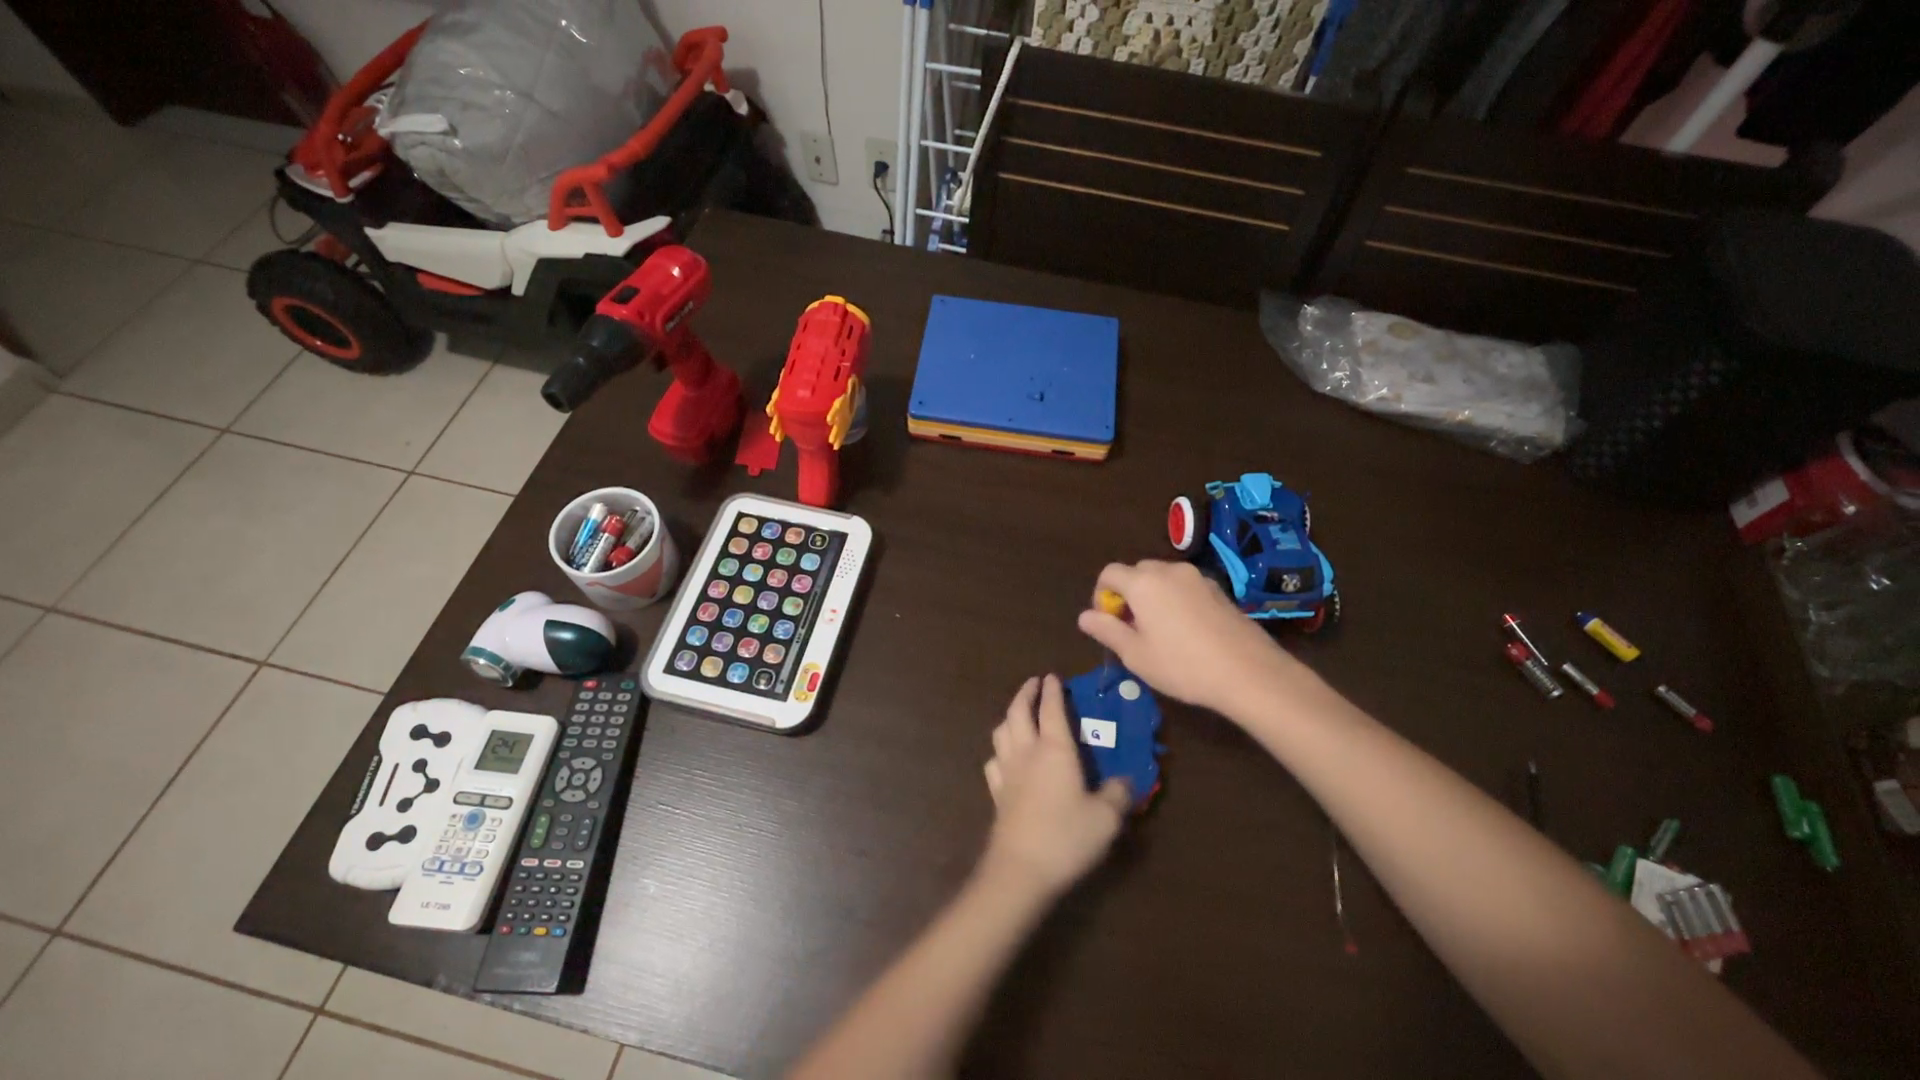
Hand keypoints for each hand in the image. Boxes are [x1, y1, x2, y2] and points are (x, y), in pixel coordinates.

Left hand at [981, 676, 1129, 897]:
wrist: (1020, 871)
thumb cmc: (1067, 837)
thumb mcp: (1106, 818)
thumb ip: (1118, 795)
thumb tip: (1126, 781)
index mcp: (1055, 749)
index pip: (1052, 709)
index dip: (1053, 691)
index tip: (1053, 677)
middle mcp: (1026, 753)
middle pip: (1018, 713)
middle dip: (1025, 694)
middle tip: (1033, 684)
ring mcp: (1007, 773)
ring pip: (1001, 733)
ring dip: (1009, 717)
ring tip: (1018, 715)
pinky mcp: (996, 795)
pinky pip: (994, 761)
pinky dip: (1000, 750)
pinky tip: (1005, 758)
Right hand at [1076, 560, 1305, 715]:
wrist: (1247, 672)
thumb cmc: (1182, 665)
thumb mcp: (1135, 655)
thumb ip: (1107, 630)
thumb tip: (1085, 616)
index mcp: (1143, 583)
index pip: (1109, 573)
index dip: (1101, 595)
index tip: (1108, 623)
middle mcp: (1169, 571)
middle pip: (1137, 572)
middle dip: (1128, 595)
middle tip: (1132, 629)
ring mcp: (1197, 578)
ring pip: (1163, 578)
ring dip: (1153, 596)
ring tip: (1160, 632)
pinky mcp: (1218, 589)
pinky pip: (1185, 587)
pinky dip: (1176, 600)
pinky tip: (1186, 632)